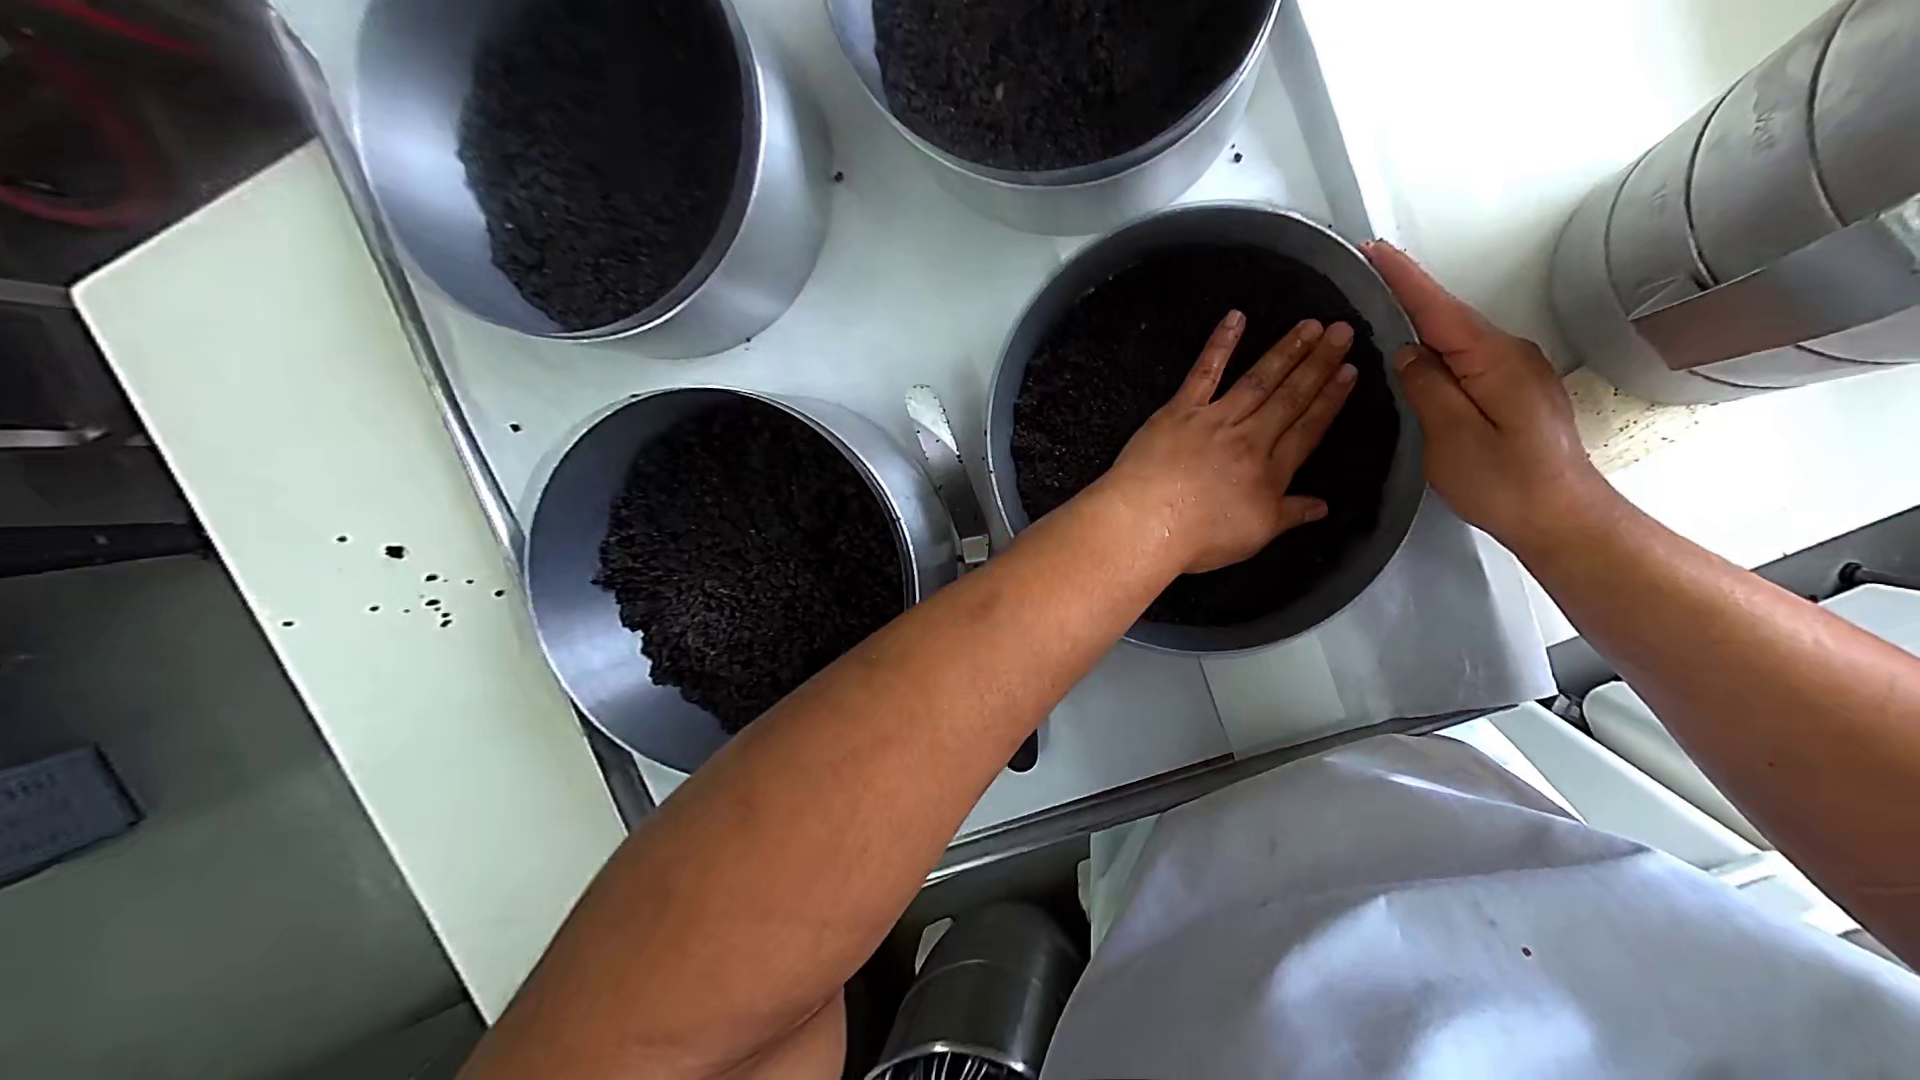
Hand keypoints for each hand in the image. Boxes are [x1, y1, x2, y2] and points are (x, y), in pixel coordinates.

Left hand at [1098, 311, 1357, 575]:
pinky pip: (1203, 372)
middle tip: (1341, 332)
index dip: (1331, 399)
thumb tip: (1321, 506)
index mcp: (1270, 472)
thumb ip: (1290, 516)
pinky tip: (1236, 319)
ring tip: (1309, 325)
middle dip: (1319, 363)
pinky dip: (1220, 344)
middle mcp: (1249, 439)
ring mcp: (1214, 420)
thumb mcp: (1255, 536)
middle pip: (1290, 396)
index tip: (1349, 373)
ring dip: (1285, 351)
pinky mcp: (1179, 411)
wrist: (1146, 523)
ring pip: (1258, 380)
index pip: (1309, 429)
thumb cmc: (1197, 537)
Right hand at [1362, 241, 1607, 552]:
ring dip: (1419, 322)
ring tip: (1381, 312)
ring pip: (1456, 339)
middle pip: (1448, 317)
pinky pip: (1465, 359)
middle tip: (1366, 276)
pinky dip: (1436, 349)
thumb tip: (1408, 354)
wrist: (1560, 515)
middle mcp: (1509, 356)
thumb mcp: (1450, 436)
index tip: (1375, 251)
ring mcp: (1514, 372)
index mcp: (1493, 361)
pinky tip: (1416, 356)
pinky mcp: (1511, 390)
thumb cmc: (1505, 482)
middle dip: (1407, 294)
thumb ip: (1426, 387)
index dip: (1404, 279)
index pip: (1439, 309)